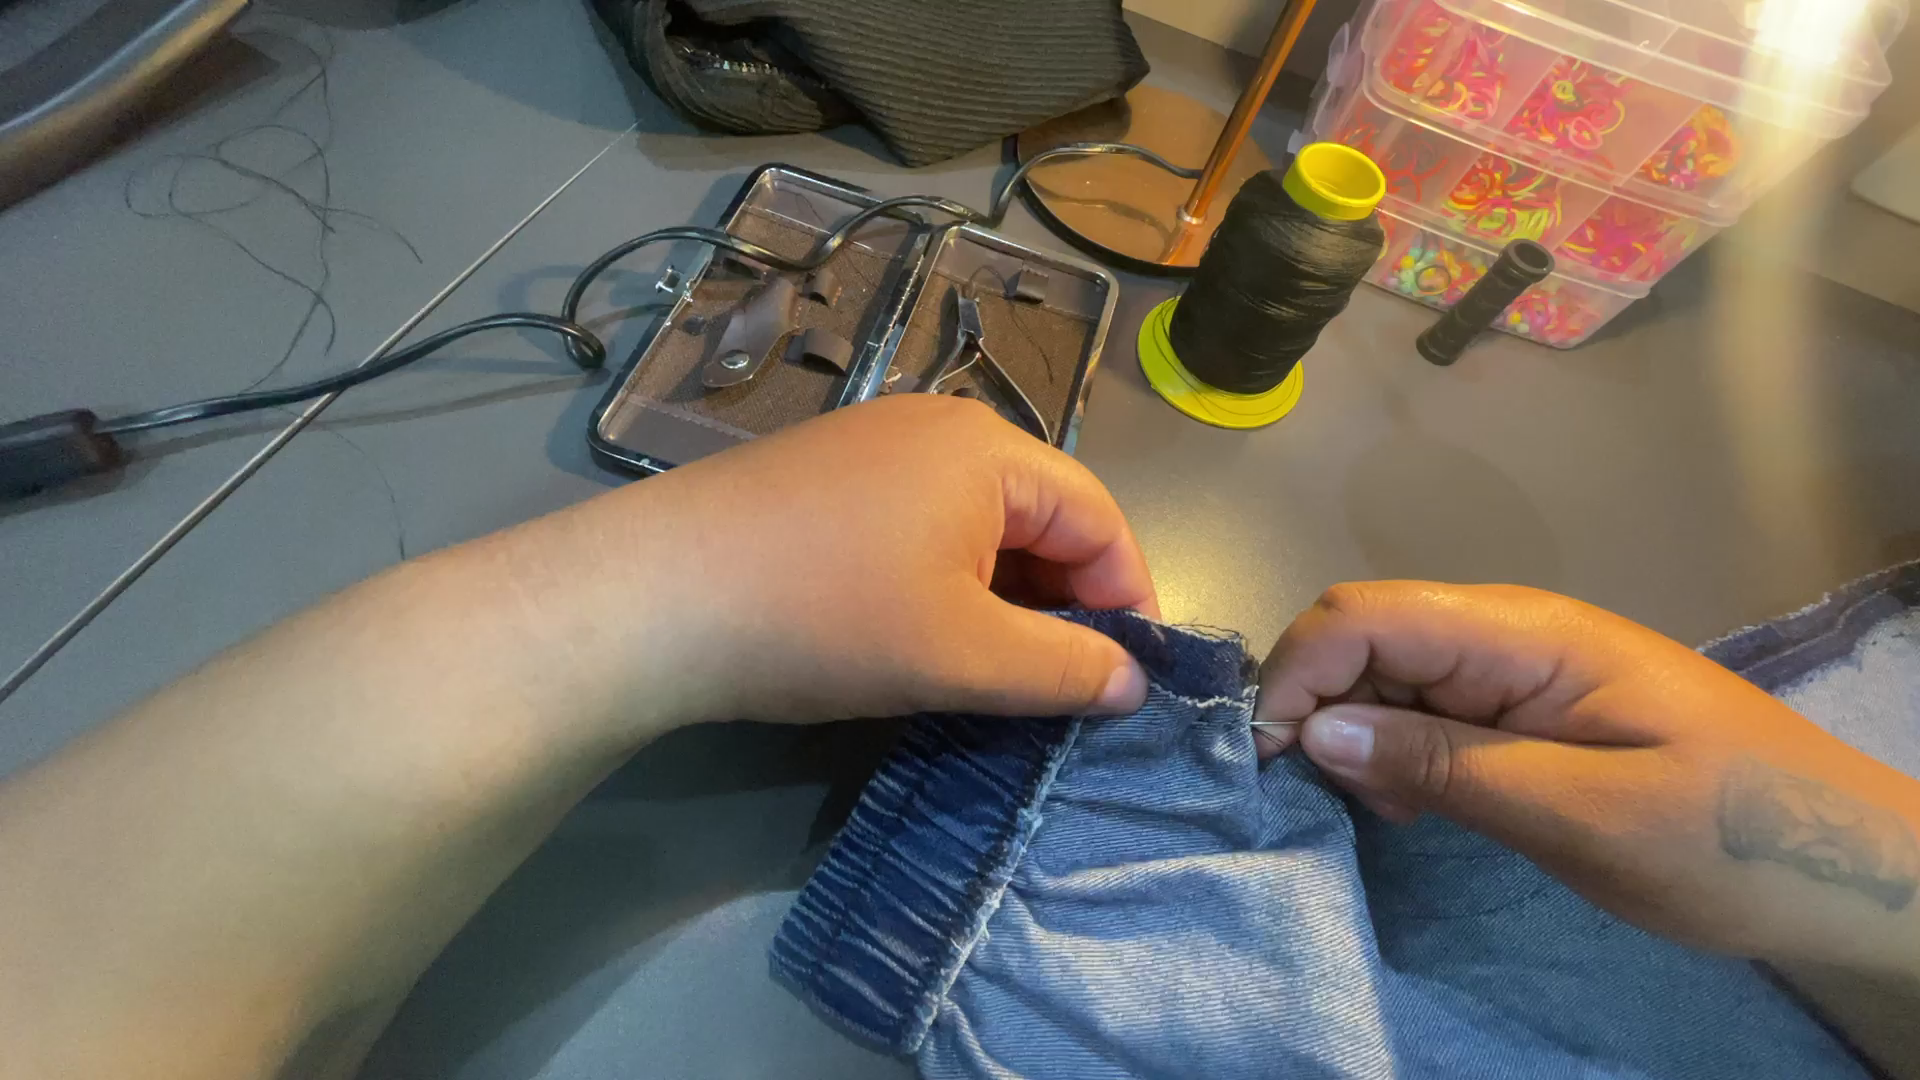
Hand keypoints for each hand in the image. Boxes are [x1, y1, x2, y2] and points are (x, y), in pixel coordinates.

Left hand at [498, 395, 1156, 731]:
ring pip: (981, 526)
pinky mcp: (831, 481)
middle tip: (1066, 681)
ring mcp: (876, 449)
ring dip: (1007, 596)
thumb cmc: (826, 615)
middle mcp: (938, 429)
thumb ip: (1065, 669)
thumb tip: (1134, 682)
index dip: (1129, 596)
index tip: (1132, 674)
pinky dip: (951, 581)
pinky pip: (925, 527)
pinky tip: (930, 630)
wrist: (651, 599)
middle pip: (1041, 515)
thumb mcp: (963, 653)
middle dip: (1065, 600)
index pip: (1098, 516)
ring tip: (1001, 666)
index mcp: (987, 448)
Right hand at [1252, 582, 1919, 977]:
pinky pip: (1411, 702)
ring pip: (1375, 670)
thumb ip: (1442, 765)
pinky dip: (1385, 746)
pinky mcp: (1504, 698)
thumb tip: (1315, 732)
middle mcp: (1495, 628)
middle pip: (1356, 635)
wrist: (1870, 871)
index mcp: (1517, 631)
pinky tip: (1409, 795)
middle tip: (1332, 790)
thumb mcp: (1585, 816)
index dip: (1298, 672)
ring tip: (1383, 803)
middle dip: (1316, 703)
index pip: (1361, 615)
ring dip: (1350, 729)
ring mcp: (1500, 661)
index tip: (1276, 754)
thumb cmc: (1740, 841)